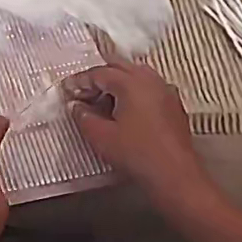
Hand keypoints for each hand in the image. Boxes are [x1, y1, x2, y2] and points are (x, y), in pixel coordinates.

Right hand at [63, 49, 211, 202]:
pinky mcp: (173, 105)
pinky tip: (124, 109)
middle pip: (120, 67)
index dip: (80, 80)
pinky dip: (132, 91)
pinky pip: (148, 87)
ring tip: (101, 100)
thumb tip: (76, 106)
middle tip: (82, 92)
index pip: (100, 73)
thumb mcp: (100, 136)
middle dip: (99, 76)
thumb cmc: (135, 153)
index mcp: (131, 83)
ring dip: (116, 83)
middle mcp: (150, 80)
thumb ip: (83, 116)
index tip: (67, 90)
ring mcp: (165, 91)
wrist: (173, 174)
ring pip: (136, 75)